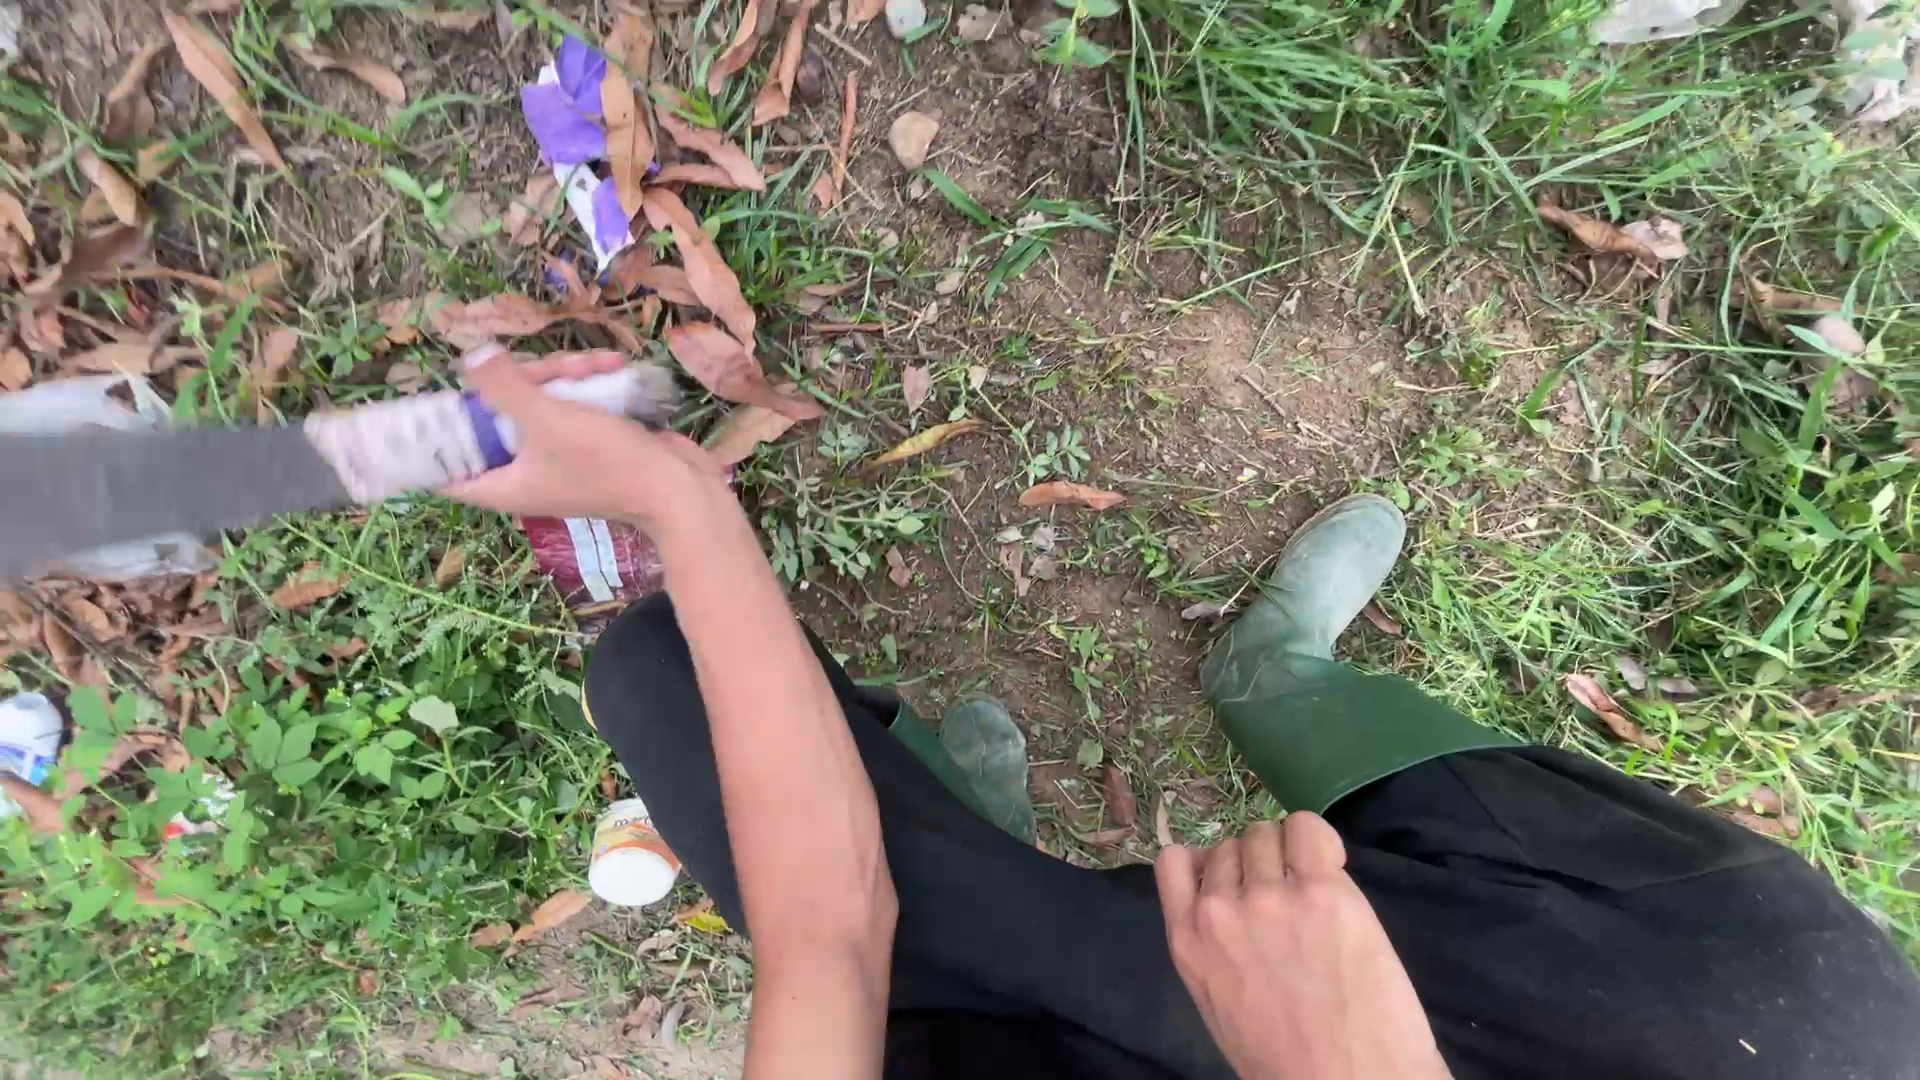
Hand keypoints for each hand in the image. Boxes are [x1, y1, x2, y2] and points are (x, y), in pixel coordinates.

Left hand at [443, 345, 730, 537]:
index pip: (443, 468)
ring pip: (542, 403)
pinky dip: (590, 386)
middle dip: (521, 381)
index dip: (434, 435)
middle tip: (545, 369)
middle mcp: (526, 472)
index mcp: (503, 484)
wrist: (678, 488)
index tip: (438, 397)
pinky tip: (614, 366)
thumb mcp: (549, 421)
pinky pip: (576, 407)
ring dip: (566, 375)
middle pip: (496, 417)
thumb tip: (472, 357)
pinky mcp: (593, 443)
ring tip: (597, 363)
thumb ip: (503, 386)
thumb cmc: (609, 465)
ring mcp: (561, 456)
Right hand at [1155, 814, 1450, 1079]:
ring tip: (1312, 889)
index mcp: (1188, 940)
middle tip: (1287, 900)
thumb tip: (1223, 895)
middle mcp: (1220, 910)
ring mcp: (1270, 896)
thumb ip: (1209, 944)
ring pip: (1264, 835)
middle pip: (1230, 847)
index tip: (1232, 881)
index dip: (1206, 863)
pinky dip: (1314, 837)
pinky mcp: (1322, 892)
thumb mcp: (1218, 1004)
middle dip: (1256, 866)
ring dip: (1285, 854)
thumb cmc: (1286, 1063)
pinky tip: (1329, 863)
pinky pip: (1306, 828)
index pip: (1173, 861)